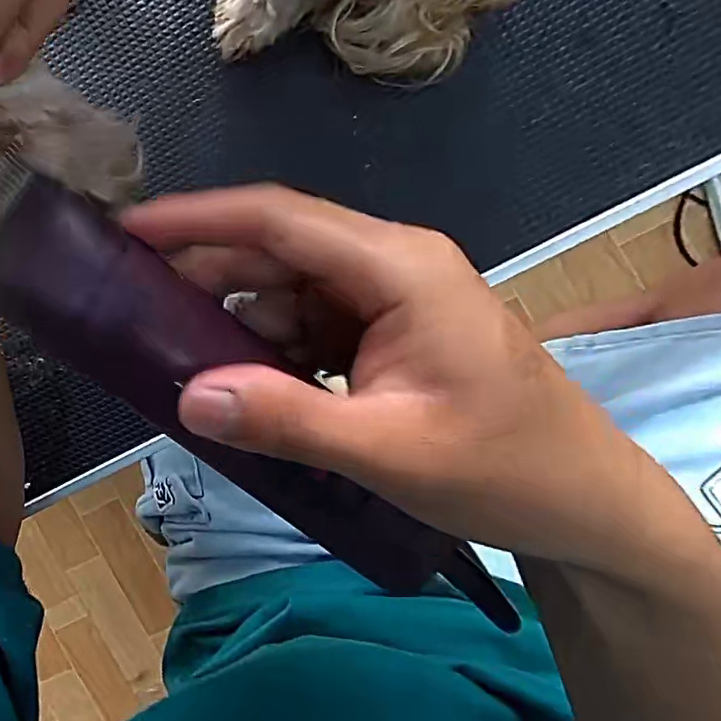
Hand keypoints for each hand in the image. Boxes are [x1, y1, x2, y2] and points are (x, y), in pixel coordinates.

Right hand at [123, 185, 713, 584]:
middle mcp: (386, 262)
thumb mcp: (390, 451)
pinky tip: (237, 375)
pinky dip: (263, 343)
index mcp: (396, 266)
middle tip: (134, 300)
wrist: (587, 502)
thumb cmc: (507, 469)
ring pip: (283, 286)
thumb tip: (189, 396)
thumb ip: (287, 419)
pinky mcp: (380, 326)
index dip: (199, 217)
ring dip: (233, 316)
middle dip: (204, 271)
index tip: (132, 225)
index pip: (279, 219)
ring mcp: (384, 294)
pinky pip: (302, 319)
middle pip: (274, 248)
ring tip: (175, 348)